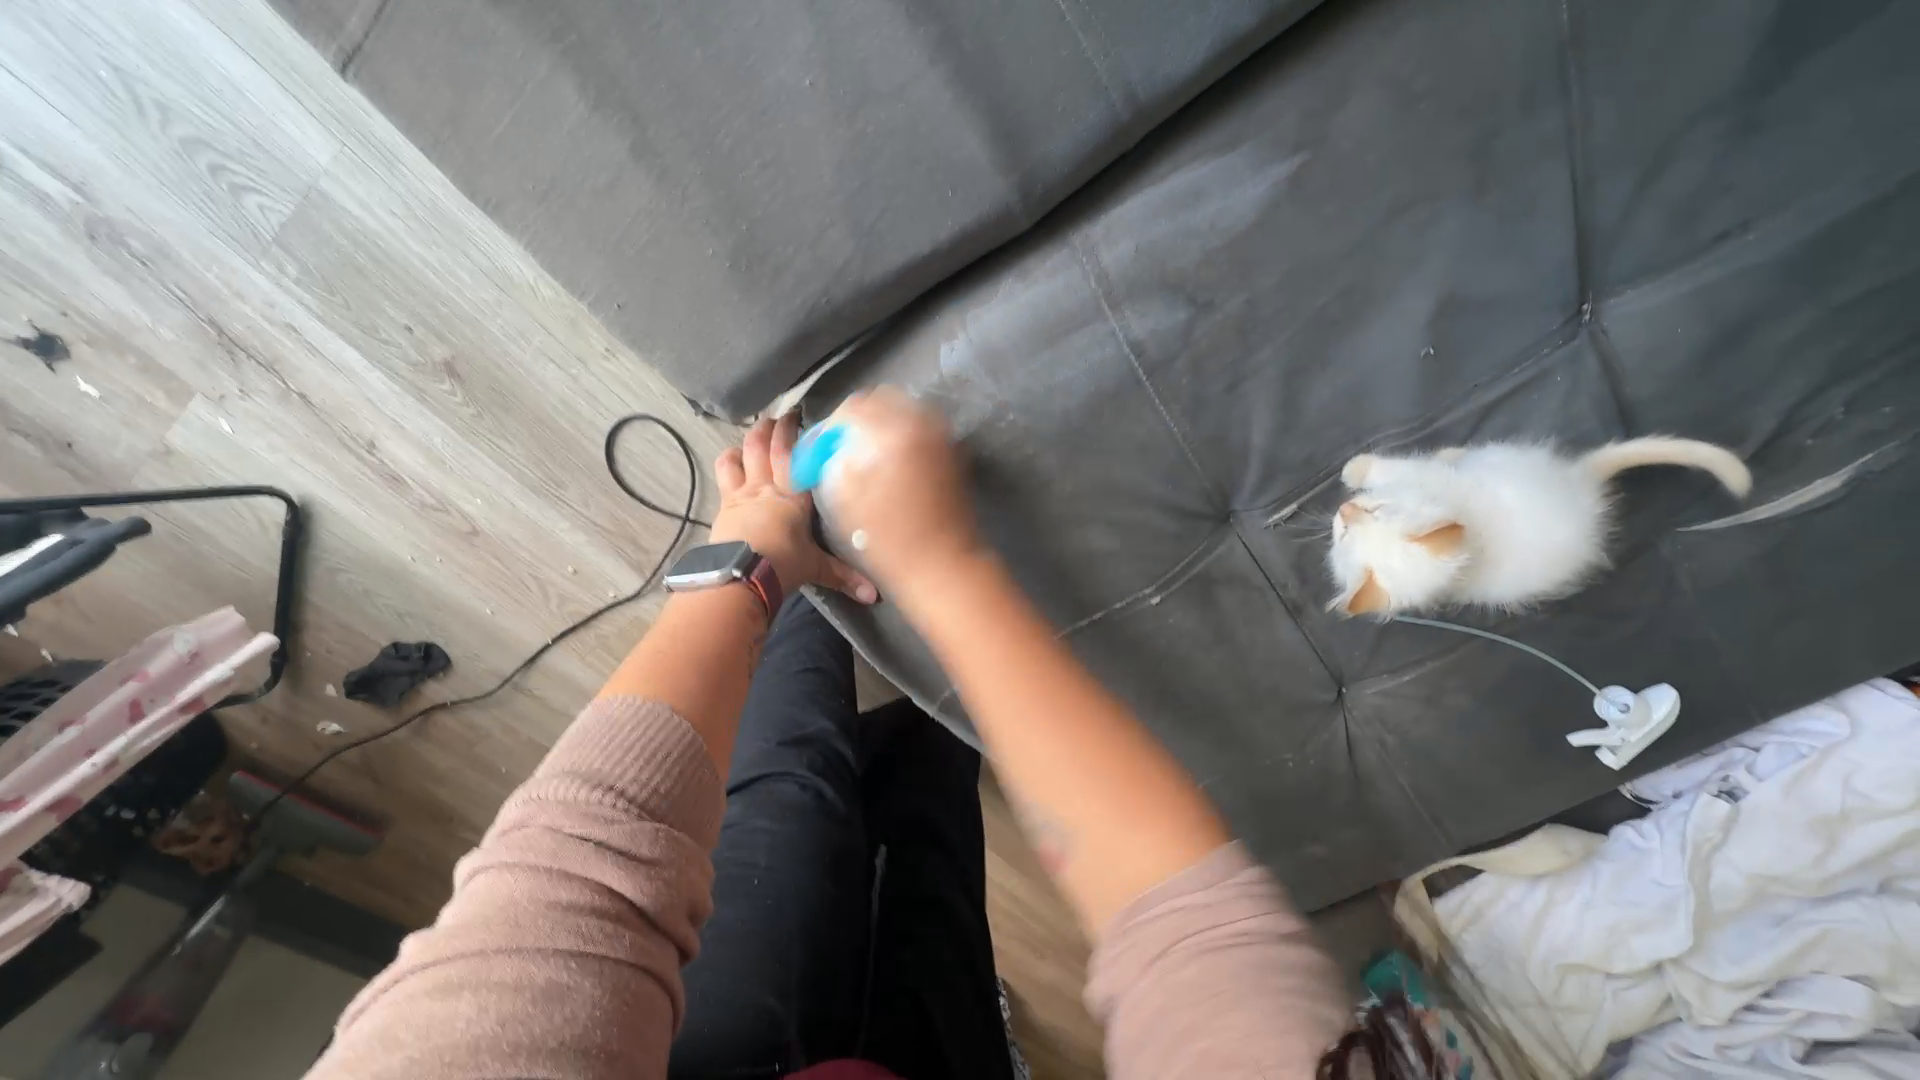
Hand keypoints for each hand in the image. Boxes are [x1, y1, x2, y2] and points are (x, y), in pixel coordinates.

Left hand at [708, 414, 877, 604]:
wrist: (740, 576)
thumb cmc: (783, 565)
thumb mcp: (816, 569)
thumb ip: (844, 577)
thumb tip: (875, 596)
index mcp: (795, 496)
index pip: (799, 456)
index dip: (801, 434)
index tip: (804, 418)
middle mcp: (768, 487)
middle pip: (767, 446)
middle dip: (775, 428)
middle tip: (782, 416)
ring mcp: (741, 494)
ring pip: (741, 454)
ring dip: (747, 441)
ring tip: (753, 434)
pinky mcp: (723, 506)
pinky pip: (724, 475)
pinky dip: (728, 463)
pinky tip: (730, 461)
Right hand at [819, 387, 983, 588]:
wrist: (943, 564)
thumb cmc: (888, 537)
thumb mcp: (846, 497)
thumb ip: (834, 459)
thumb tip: (832, 445)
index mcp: (894, 430)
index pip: (855, 406)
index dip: (835, 425)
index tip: (827, 448)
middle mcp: (923, 423)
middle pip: (883, 401)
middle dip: (862, 420)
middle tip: (848, 448)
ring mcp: (943, 437)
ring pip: (905, 413)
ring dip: (884, 426)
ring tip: (870, 457)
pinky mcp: (955, 453)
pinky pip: (923, 430)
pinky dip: (905, 437)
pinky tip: (894, 465)